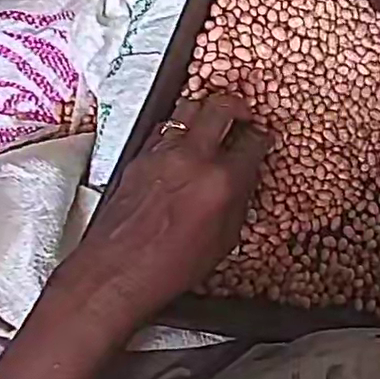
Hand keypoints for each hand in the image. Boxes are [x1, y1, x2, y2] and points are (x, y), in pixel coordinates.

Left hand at [55, 94, 271, 325]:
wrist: (116, 271)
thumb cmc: (172, 265)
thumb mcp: (225, 238)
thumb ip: (239, 200)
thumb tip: (243, 179)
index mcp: (222, 181)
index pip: (253, 141)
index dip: (263, 137)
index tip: (263, 138)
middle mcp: (193, 159)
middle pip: (221, 107)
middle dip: (238, 107)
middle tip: (244, 115)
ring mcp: (162, 154)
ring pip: (189, 108)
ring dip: (206, 111)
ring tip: (212, 123)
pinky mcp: (138, 157)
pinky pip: (165, 128)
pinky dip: (179, 128)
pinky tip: (183, 143)